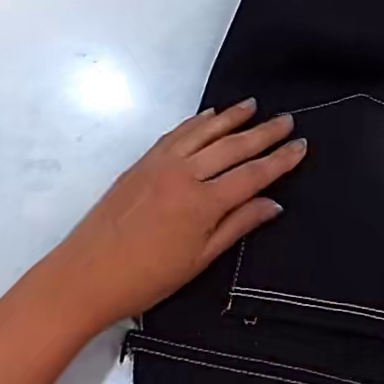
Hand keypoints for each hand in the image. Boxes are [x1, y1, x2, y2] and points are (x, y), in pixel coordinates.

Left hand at [49, 99, 304, 324]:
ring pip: (204, 132)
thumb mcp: (199, 260)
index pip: (252, 174)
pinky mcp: (141, 162)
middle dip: (264, 132)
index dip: (280, 160)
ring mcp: (160, 164)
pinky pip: (176, 133)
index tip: (301, 145)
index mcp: (202, 203)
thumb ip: (238, 225)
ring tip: (253, 105)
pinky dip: (196, 122)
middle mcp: (184, 174)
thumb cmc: (146, 278)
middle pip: (233, 146)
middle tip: (286, 120)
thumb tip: (273, 204)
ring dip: (231, 117)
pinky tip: (210, 116)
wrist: (82, 278)